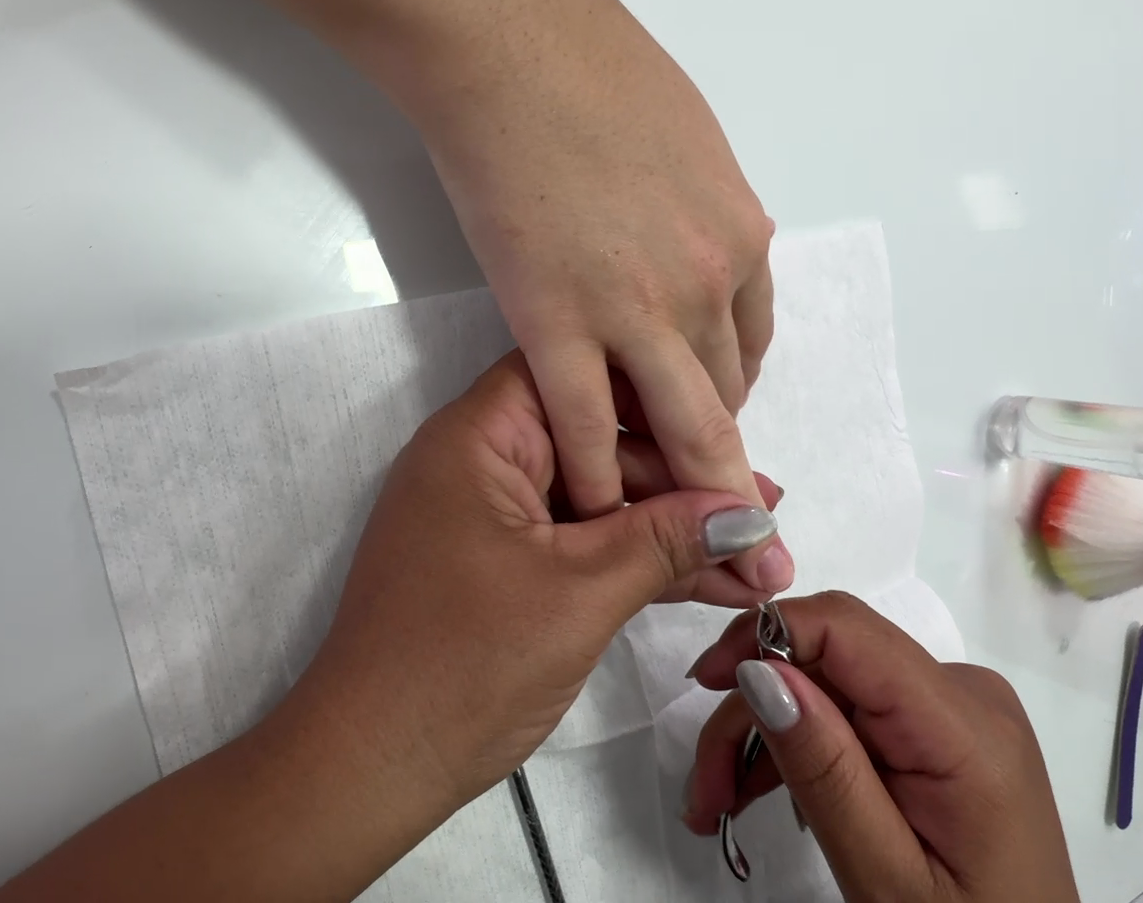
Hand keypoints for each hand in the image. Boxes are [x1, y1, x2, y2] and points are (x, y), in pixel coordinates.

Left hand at [290, 351, 783, 809]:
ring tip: (760, 559)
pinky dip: (634, 561)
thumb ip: (667, 542)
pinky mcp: (506, 562)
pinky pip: (580, 541)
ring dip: (670, 533)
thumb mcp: (579, 594)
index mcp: (481, 435)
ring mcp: (495, 514)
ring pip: (598, 501)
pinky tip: (710, 582)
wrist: (373, 764)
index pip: (578, 377)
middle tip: (769, 517)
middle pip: (598, 444)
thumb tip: (754, 514)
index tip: (729, 423)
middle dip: (683, 487)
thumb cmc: (465, 663)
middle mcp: (484, 459)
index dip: (655, 393)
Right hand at [412, 24, 783, 604]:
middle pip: (725, 396)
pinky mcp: (556, 322)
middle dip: (726, 467)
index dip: (726, 393)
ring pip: (678, 424)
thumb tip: (686, 239)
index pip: (748, 343)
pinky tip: (594, 516)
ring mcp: (636, 309)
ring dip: (678, 489)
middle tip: (727, 521)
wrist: (509, 45)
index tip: (703, 419)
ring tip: (674, 541)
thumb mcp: (682, 136)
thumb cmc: (591, 72)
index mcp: (738, 234)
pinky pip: (586, 424)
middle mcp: (707, 282)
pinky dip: (598, 481)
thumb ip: (697, 206)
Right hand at [681, 592, 1078, 902]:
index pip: (845, 628)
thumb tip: (758, 669)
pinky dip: (795, 745)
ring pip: (822, 685)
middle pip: (823, 659)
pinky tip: (756, 792)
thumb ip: (825, 770)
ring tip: (718, 804)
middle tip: (704, 790)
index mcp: (964, 725)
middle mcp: (961, 692)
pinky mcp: (934, 727)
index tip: (701, 685)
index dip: (762, 634)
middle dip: (750, 710)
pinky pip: (844, 711)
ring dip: (761, 735)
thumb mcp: (887, 878)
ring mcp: (950, 707)